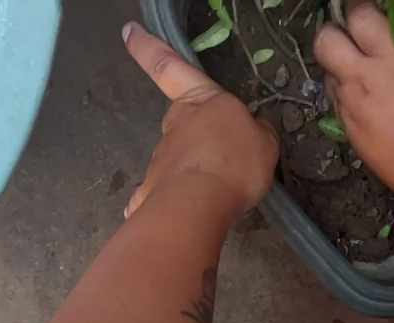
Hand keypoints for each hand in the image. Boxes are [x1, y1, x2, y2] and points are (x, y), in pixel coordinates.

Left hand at [123, 22, 279, 218]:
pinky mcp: (152, 193)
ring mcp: (160, 160)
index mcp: (199, 100)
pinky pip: (162, 197)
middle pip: (181, 124)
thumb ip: (257, 134)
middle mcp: (175, 126)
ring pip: (176, 163)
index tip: (129, 32)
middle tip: (219, 159)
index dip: (148, 48)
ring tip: (217, 197)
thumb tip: (254, 134)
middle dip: (195, 137)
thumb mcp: (264, 143)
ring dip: (193, 175)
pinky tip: (180, 219)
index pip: (169, 66)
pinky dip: (168, 206)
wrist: (201, 202)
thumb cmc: (234, 162)